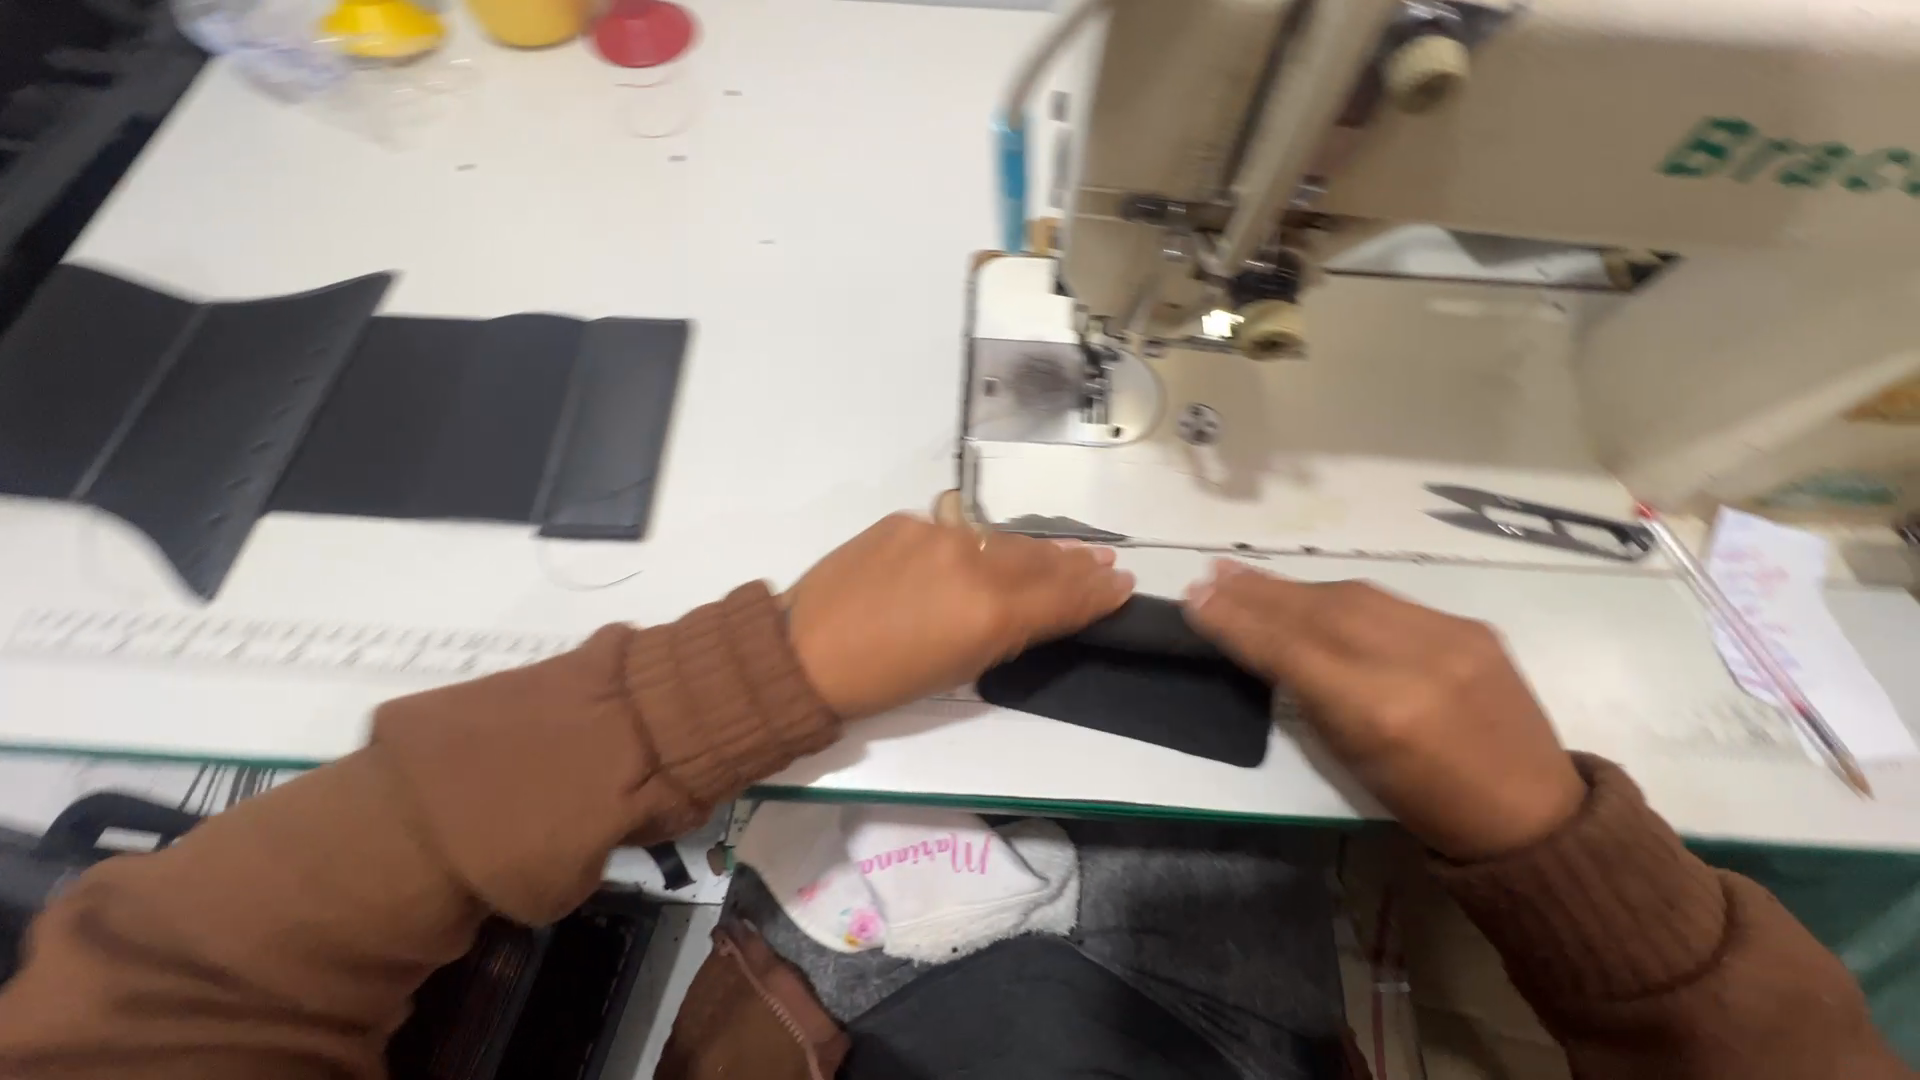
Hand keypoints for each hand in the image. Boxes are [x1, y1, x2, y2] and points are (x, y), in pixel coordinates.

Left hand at [785, 514, 1134, 719]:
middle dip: (1076, 566)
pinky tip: (987, 554)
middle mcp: (972, 562)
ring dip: (1036, 551)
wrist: (804, 651)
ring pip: (1003, 540)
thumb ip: (1008, 633)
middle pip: (1039, 561)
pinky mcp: (908, 520)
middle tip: (1105, 563)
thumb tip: (1041, 610)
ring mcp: (938, 534)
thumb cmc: (884, 681)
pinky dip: (977, 546)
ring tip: (1067, 553)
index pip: (1060, 598)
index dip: (1095, 593)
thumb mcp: (959, 669)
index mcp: (989, 612)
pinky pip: (957, 532)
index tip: (1122, 584)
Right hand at [1183, 560, 1585, 859]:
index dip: (1237, 621)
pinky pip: (1385, 601)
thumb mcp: (1349, 758)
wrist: (1532, 814)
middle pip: (1316, 612)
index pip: (1291, 650)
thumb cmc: (1423, 803)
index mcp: (1379, 712)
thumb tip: (1260, 644)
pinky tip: (1305, 590)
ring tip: (1242, 574)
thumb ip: (1307, 694)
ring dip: (1289, 585)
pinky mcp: (1470, 625)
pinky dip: (1335, 594)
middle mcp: (1415, 662)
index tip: (1195, 599)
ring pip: (1349, 596)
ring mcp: (1450, 637)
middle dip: (1255, 591)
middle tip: (1209, 573)